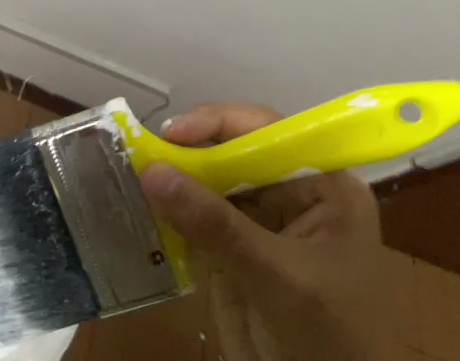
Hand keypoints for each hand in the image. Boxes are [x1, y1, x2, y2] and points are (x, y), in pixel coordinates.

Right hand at [140, 105, 388, 360]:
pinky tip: (140, 206)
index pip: (266, 130)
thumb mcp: (278, 278)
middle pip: (232, 150)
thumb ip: (217, 225)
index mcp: (324, 187)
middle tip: (138, 153)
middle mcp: (294, 194)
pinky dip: (170, 211)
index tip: (170, 134)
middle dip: (187, 150)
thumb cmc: (330, 338)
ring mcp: (263, 223)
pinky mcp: (236, 251)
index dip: (217, 123)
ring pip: (209, 181)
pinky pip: (198, 217)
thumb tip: (151, 171)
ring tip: (129, 173)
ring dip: (173, 179)